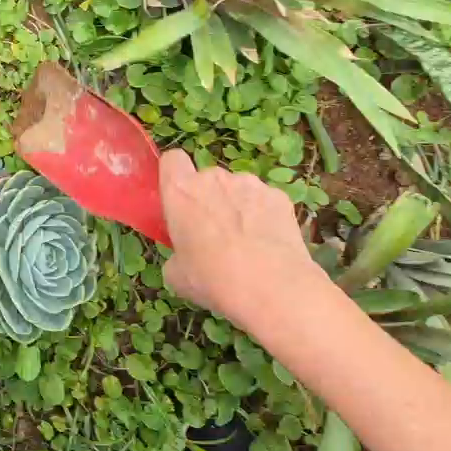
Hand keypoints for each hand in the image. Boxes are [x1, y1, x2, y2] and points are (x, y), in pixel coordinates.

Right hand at [159, 149, 322, 329]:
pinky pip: (265, 201)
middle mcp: (212, 178)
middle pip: (207, 178)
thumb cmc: (214, 279)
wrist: (275, 290)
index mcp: (180, 190)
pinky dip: (265, 216)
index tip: (180, 200)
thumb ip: (175, 254)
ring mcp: (249, 184)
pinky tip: (270, 244)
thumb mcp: (177, 275)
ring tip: (248, 241)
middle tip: (214, 232)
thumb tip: (183, 259)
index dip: (175, 177)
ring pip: (238, 189)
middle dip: (210, 198)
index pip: (172, 160)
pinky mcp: (279, 197)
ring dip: (238, 206)